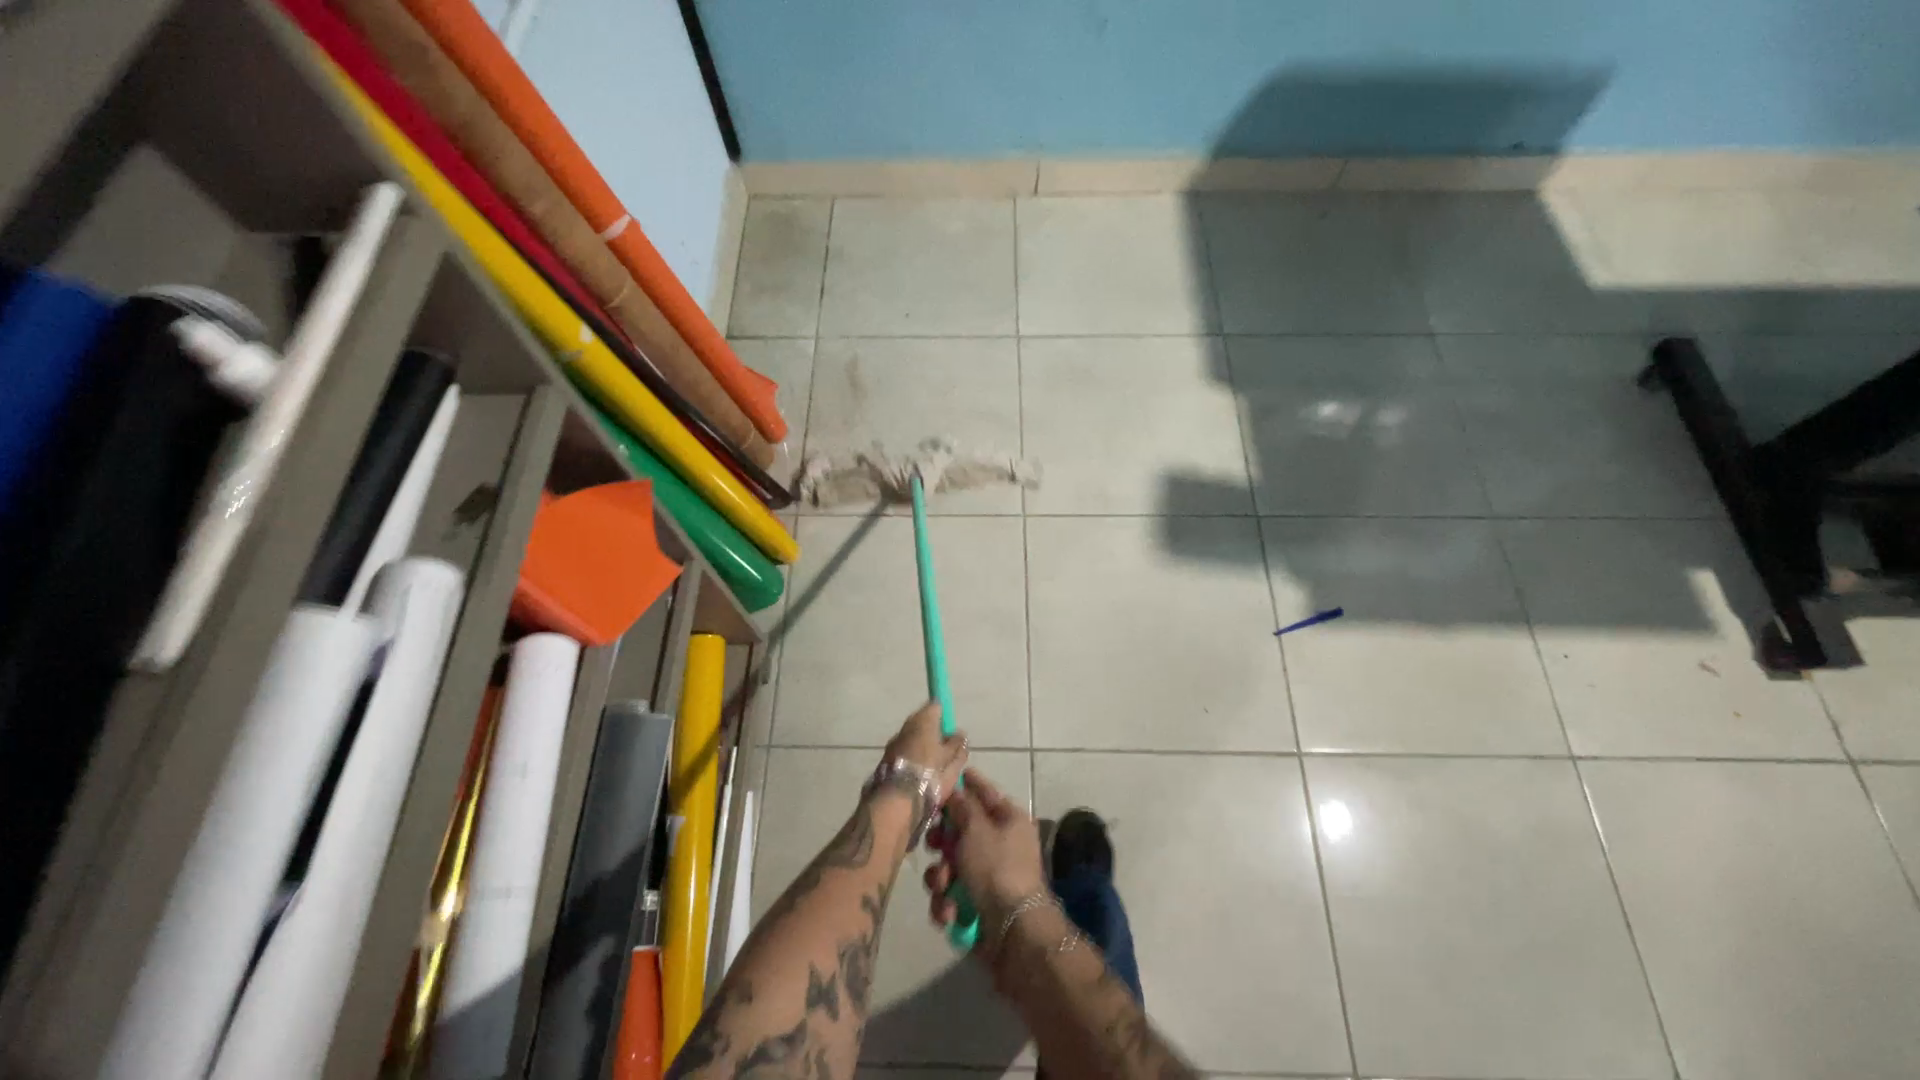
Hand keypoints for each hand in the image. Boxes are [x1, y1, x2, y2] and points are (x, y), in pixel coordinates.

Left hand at [877, 701, 968, 814]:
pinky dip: (911, 757)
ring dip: (921, 746)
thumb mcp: (952, 762)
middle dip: (933, 733)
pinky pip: (903, 751)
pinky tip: (918, 773)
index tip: (951, 729)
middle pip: (922, 722)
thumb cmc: (929, 776)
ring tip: (932, 766)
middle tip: (945, 751)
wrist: (895, 800)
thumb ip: (958, 746)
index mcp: (924, 722)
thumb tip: (960, 734)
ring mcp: (894, 742)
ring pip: (911, 738)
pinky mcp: (886, 757)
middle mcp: (906, 727)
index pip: (936, 706)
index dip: (944, 715)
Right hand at [922, 769, 1047, 936]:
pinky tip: (949, 913)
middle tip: (933, 845)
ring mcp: (990, 876)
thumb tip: (956, 791)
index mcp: (1010, 820)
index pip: (986, 792)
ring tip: (944, 889)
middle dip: (942, 843)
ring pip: (952, 866)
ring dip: (942, 879)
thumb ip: (962, 808)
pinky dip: (948, 904)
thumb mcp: (976, 830)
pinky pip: (953, 895)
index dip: (967, 784)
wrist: (1013, 931)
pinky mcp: (979, 904)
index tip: (948, 776)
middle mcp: (1002, 844)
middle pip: (962, 831)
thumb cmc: (996, 869)